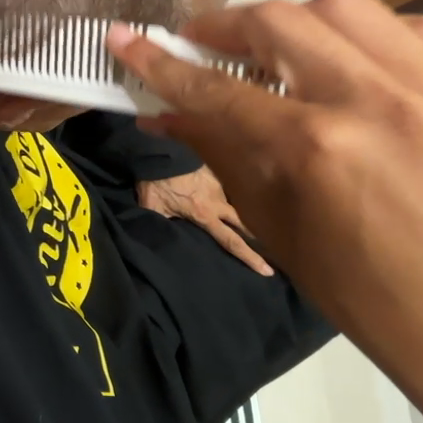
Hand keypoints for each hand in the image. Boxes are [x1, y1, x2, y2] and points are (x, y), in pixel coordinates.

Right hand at [106, 0, 422, 372]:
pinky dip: (374, 34)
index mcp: (317, 149)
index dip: (159, 61)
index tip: (123, 38)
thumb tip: (160, 110)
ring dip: (296, 21)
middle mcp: (377, 103)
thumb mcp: (272, 221)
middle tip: (203, 47)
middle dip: (224, 28)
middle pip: (277, 22)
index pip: (215, 87)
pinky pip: (420, 26)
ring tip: (282, 51)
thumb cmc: (363, 291)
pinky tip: (358, 63)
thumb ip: (217, 148)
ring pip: (345, 7)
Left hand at [136, 167, 271, 275]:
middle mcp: (218, 202)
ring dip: (237, 212)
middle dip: (256, 236)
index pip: (231, 241)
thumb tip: (159, 235)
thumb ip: (160, 221)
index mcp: (205, 215)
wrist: (160, 152)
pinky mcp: (213, 172)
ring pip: (234, 203)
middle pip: (242, 223)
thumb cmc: (155, 181)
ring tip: (244, 221)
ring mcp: (218, 185)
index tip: (267, 271)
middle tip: (270, 248)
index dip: (249, 257)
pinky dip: (224, 194)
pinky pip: (224, 187)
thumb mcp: (152, 206)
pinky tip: (222, 195)